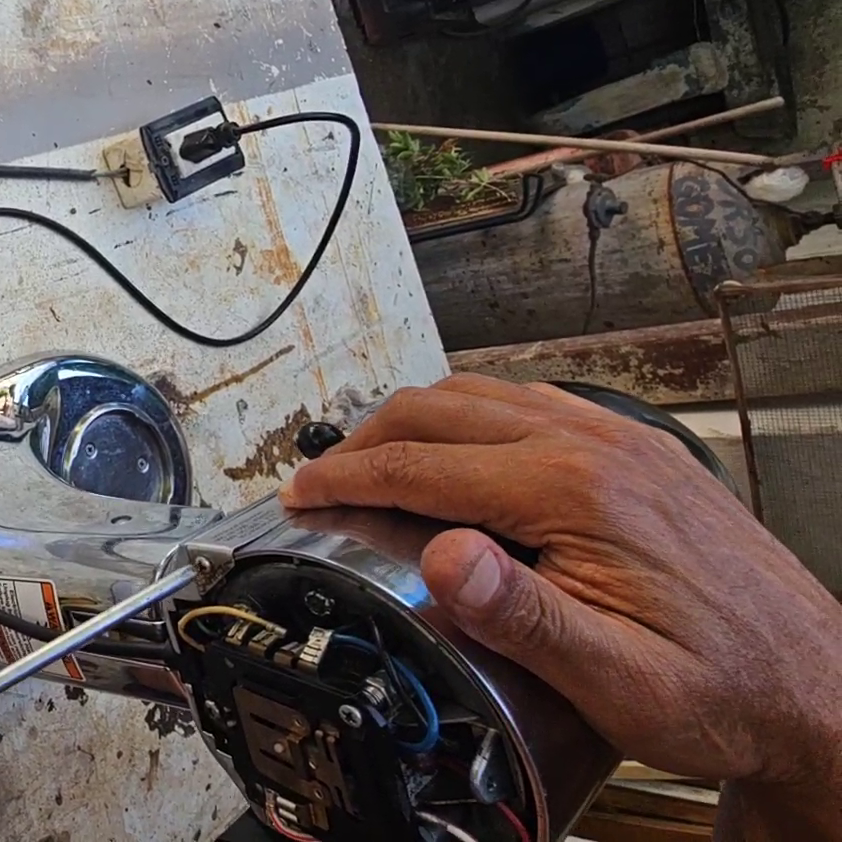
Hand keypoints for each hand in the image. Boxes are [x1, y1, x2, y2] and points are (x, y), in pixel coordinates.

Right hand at [279, 375, 841, 838]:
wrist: (829, 695)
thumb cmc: (723, 695)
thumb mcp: (620, 683)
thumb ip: (524, 616)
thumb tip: (440, 553)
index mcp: (570, 491)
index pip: (416, 465)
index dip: (343, 478)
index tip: (300, 492)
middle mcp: (586, 443)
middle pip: (429, 411)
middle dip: (360, 443)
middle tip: (324, 481)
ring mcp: (609, 435)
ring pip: (466, 393)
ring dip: (404, 423)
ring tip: (372, 462)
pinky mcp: (624, 444)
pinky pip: (513, 399)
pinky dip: (457, 416)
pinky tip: (451, 450)